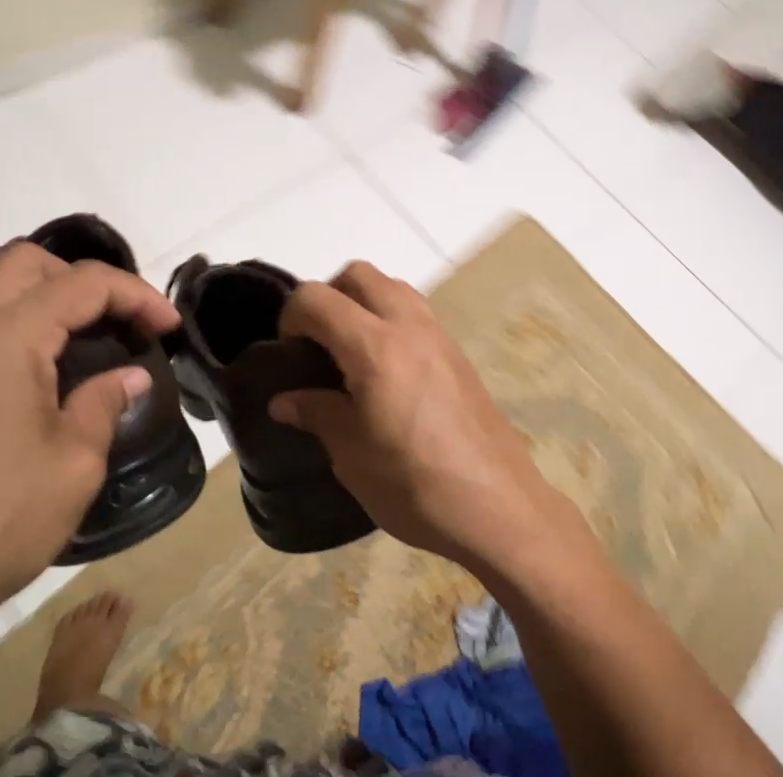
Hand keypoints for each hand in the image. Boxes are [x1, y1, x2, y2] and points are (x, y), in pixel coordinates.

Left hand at [0, 242, 181, 623]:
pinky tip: (39, 373)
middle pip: (27, 263)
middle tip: (123, 322)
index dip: (136, 294)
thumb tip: (128, 376)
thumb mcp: (74, 464)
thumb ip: (104, 402)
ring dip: (46, 298)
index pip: (80, 284)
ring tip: (88, 341)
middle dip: (86, 280)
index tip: (169, 325)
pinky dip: (13, 325)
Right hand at [270, 262, 569, 571]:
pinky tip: (386, 373)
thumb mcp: (352, 457)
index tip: (286, 354)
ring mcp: (441, 337)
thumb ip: (318, 414)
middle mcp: (410, 327)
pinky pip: (418, 313)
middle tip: (317, 345)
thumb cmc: (415, 486)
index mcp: (376, 348)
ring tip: (351, 355)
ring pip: (394, 287)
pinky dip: (393, 321)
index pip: (317, 298)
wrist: (497, 508)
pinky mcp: (460, 355)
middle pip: (360, 275)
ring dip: (364, 303)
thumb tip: (285, 400)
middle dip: (329, 297)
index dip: (290, 318)